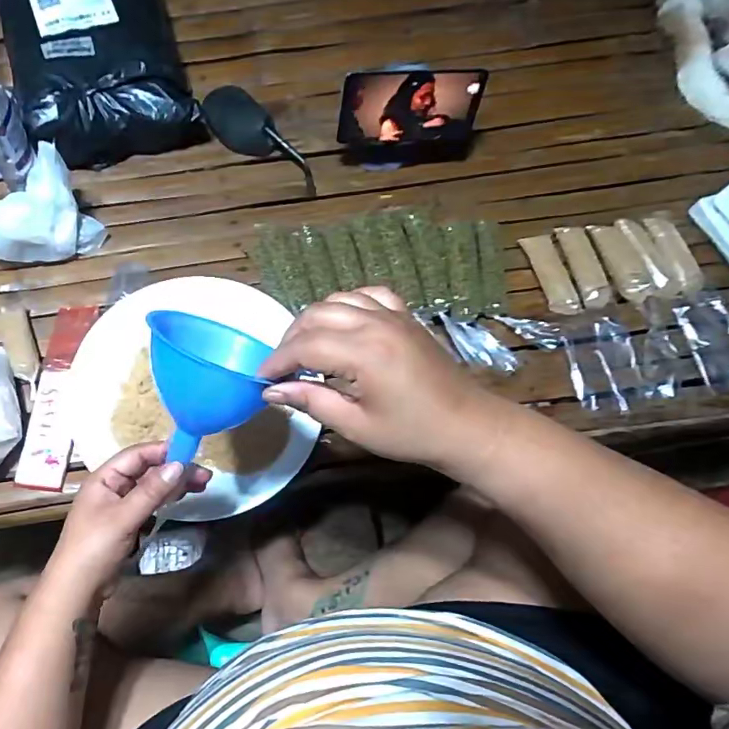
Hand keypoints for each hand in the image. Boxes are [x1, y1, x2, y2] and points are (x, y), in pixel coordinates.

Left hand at [44, 443, 210, 593]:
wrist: (77, 588)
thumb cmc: (95, 547)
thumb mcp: (124, 517)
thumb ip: (151, 491)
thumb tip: (179, 465)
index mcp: (104, 478)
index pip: (136, 455)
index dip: (163, 451)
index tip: (192, 452)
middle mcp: (110, 488)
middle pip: (145, 470)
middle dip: (174, 470)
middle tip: (204, 475)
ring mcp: (118, 506)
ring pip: (149, 487)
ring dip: (173, 485)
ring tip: (201, 485)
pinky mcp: (125, 524)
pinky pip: (148, 504)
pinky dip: (165, 500)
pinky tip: (180, 499)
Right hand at [259, 287, 515, 469]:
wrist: (466, 425)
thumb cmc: (411, 433)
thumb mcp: (356, 425)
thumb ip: (312, 401)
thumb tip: (272, 391)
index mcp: (364, 353)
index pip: (305, 346)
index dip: (277, 361)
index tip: (261, 379)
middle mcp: (376, 324)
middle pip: (315, 317)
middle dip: (290, 341)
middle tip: (282, 370)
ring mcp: (393, 315)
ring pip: (336, 301)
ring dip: (312, 321)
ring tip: (304, 349)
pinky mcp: (405, 316)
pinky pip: (366, 295)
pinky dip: (345, 305)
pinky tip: (340, 324)